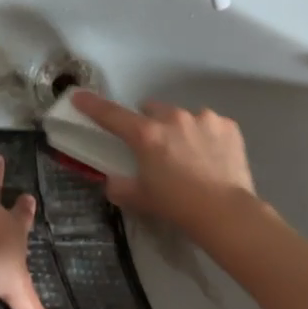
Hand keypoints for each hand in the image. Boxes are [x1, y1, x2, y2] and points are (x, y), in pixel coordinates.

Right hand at [67, 91, 256, 231]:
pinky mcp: (228, 126)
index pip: (112, 115)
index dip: (92, 105)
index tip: (79, 96)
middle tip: (154, 148)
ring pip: (183, 116)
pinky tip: (212, 158)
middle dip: (149, 123)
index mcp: (146, 135)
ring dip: (180, 129)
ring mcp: (204, 118)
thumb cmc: (176, 205)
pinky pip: (210, 125)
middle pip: (152, 110)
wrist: (225, 212)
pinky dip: (207, 137)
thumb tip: (113, 180)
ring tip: (189, 157)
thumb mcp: (139, 198)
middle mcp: (173, 118)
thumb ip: (119, 186)